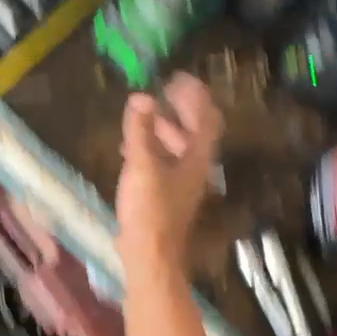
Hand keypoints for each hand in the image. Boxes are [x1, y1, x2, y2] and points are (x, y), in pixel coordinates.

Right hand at [116, 73, 223, 270]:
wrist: (150, 256)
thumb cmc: (150, 210)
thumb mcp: (141, 166)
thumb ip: (140, 131)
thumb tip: (141, 97)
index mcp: (197, 158)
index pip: (205, 118)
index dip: (195, 96)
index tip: (177, 79)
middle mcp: (195, 169)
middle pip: (193, 133)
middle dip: (179, 110)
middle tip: (161, 93)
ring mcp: (182, 186)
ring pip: (178, 150)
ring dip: (164, 130)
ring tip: (143, 118)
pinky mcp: (166, 199)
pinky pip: (164, 164)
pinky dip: (152, 150)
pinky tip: (132, 150)